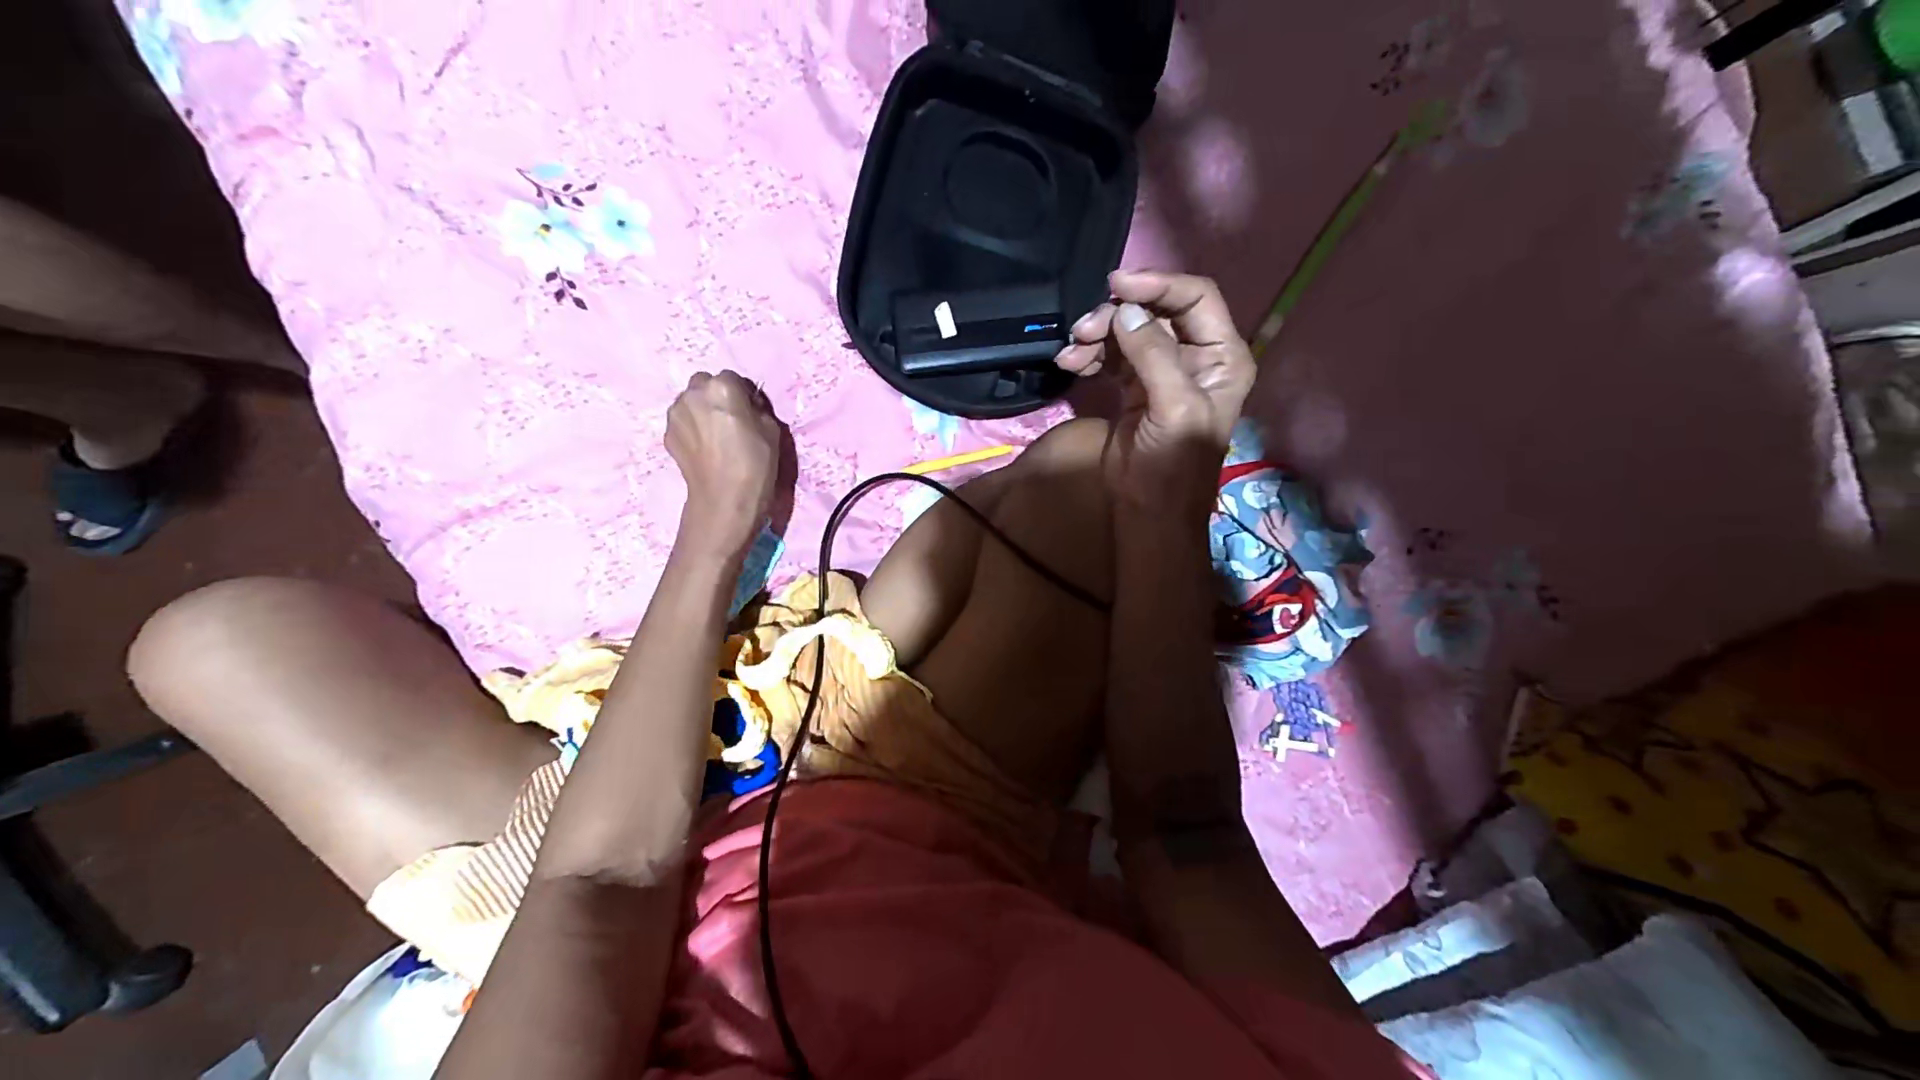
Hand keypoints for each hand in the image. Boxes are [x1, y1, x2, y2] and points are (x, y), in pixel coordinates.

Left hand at [665, 371, 782, 556]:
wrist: (724, 500)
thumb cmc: (756, 464)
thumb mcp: (772, 429)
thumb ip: (757, 409)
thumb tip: (746, 406)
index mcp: (722, 387)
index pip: (733, 378)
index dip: (743, 394)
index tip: (750, 412)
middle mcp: (693, 393)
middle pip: (705, 384)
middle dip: (716, 396)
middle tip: (731, 421)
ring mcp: (675, 414)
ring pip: (690, 401)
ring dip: (702, 410)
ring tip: (717, 436)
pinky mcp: (667, 434)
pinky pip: (683, 422)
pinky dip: (693, 429)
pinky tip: (705, 449)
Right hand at [1055, 271, 1254, 513]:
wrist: (1149, 509)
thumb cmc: (1175, 463)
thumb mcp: (1174, 407)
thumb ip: (1154, 355)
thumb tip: (1126, 311)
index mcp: (1222, 355)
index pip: (1195, 298)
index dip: (1158, 284)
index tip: (1116, 285)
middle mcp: (1196, 356)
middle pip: (1156, 311)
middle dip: (1117, 314)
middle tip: (1082, 329)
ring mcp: (1162, 370)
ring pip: (1128, 332)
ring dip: (1097, 335)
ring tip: (1071, 352)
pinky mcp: (1134, 386)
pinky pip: (1111, 356)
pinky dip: (1090, 354)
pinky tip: (1069, 364)